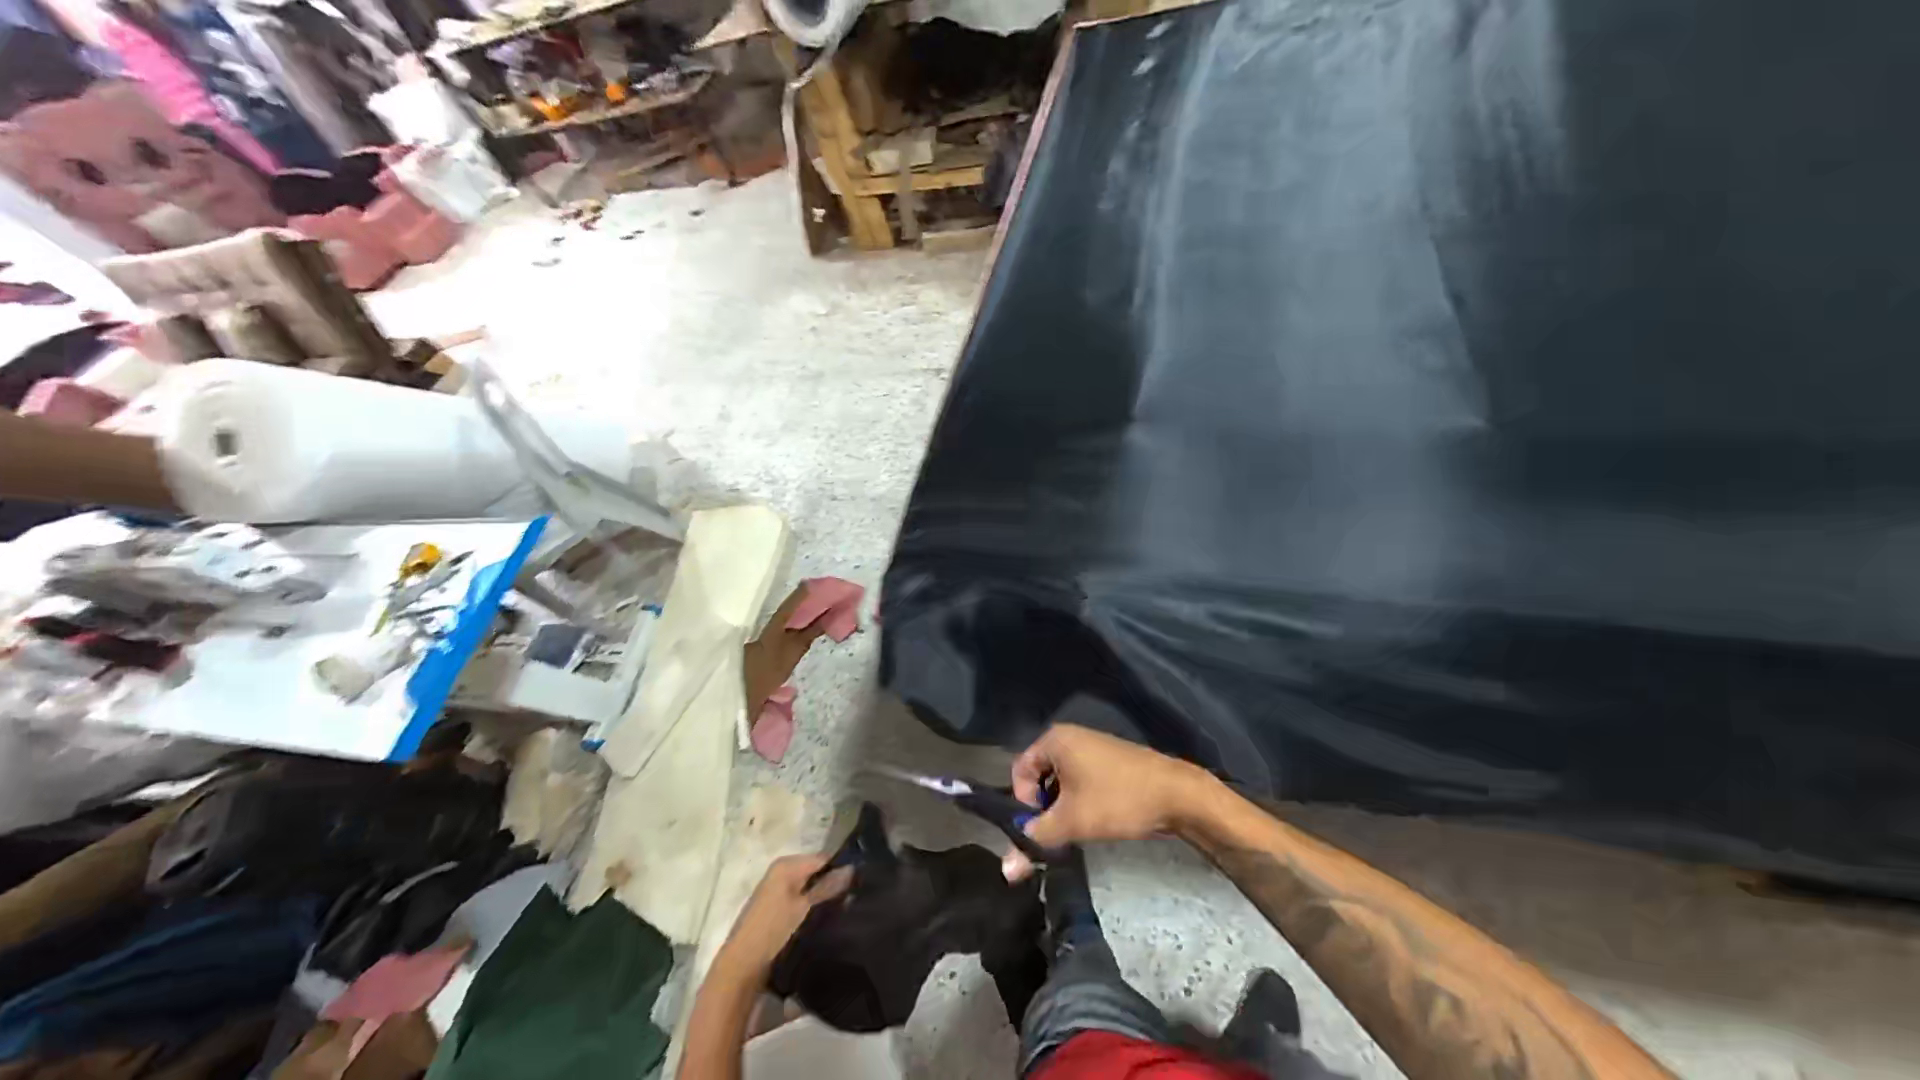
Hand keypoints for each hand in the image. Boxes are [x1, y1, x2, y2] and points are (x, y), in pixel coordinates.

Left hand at [714, 854, 853, 980]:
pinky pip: (801, 901)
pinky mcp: (776, 909)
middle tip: (852, 901)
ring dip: (822, 899)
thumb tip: (851, 868)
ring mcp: (777, 891)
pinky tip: (824, 921)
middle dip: (832, 885)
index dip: (841, 869)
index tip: (859, 885)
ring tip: (842, 912)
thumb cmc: (772, 930)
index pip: (823, 858)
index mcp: (786, 865)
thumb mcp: (803, 908)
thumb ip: (827, 887)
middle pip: (815, 872)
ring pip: (809, 888)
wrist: (741, 967)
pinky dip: (811, 908)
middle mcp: (780, 872)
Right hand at [1004, 724, 1218, 880]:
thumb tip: (1006, 870)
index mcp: (1055, 739)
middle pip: (1040, 777)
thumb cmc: (1118, 800)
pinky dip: (1080, 801)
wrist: (1178, 795)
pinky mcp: (1110, 762)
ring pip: (1062, 782)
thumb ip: (1035, 840)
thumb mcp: (1071, 822)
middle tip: (1058, 833)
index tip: (1040, 828)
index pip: (1019, 772)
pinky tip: (1095, 821)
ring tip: (1077, 830)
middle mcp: (1070, 737)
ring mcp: (1093, 747)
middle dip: (1044, 808)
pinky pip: (1081, 781)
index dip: (1023, 803)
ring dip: (1063, 808)